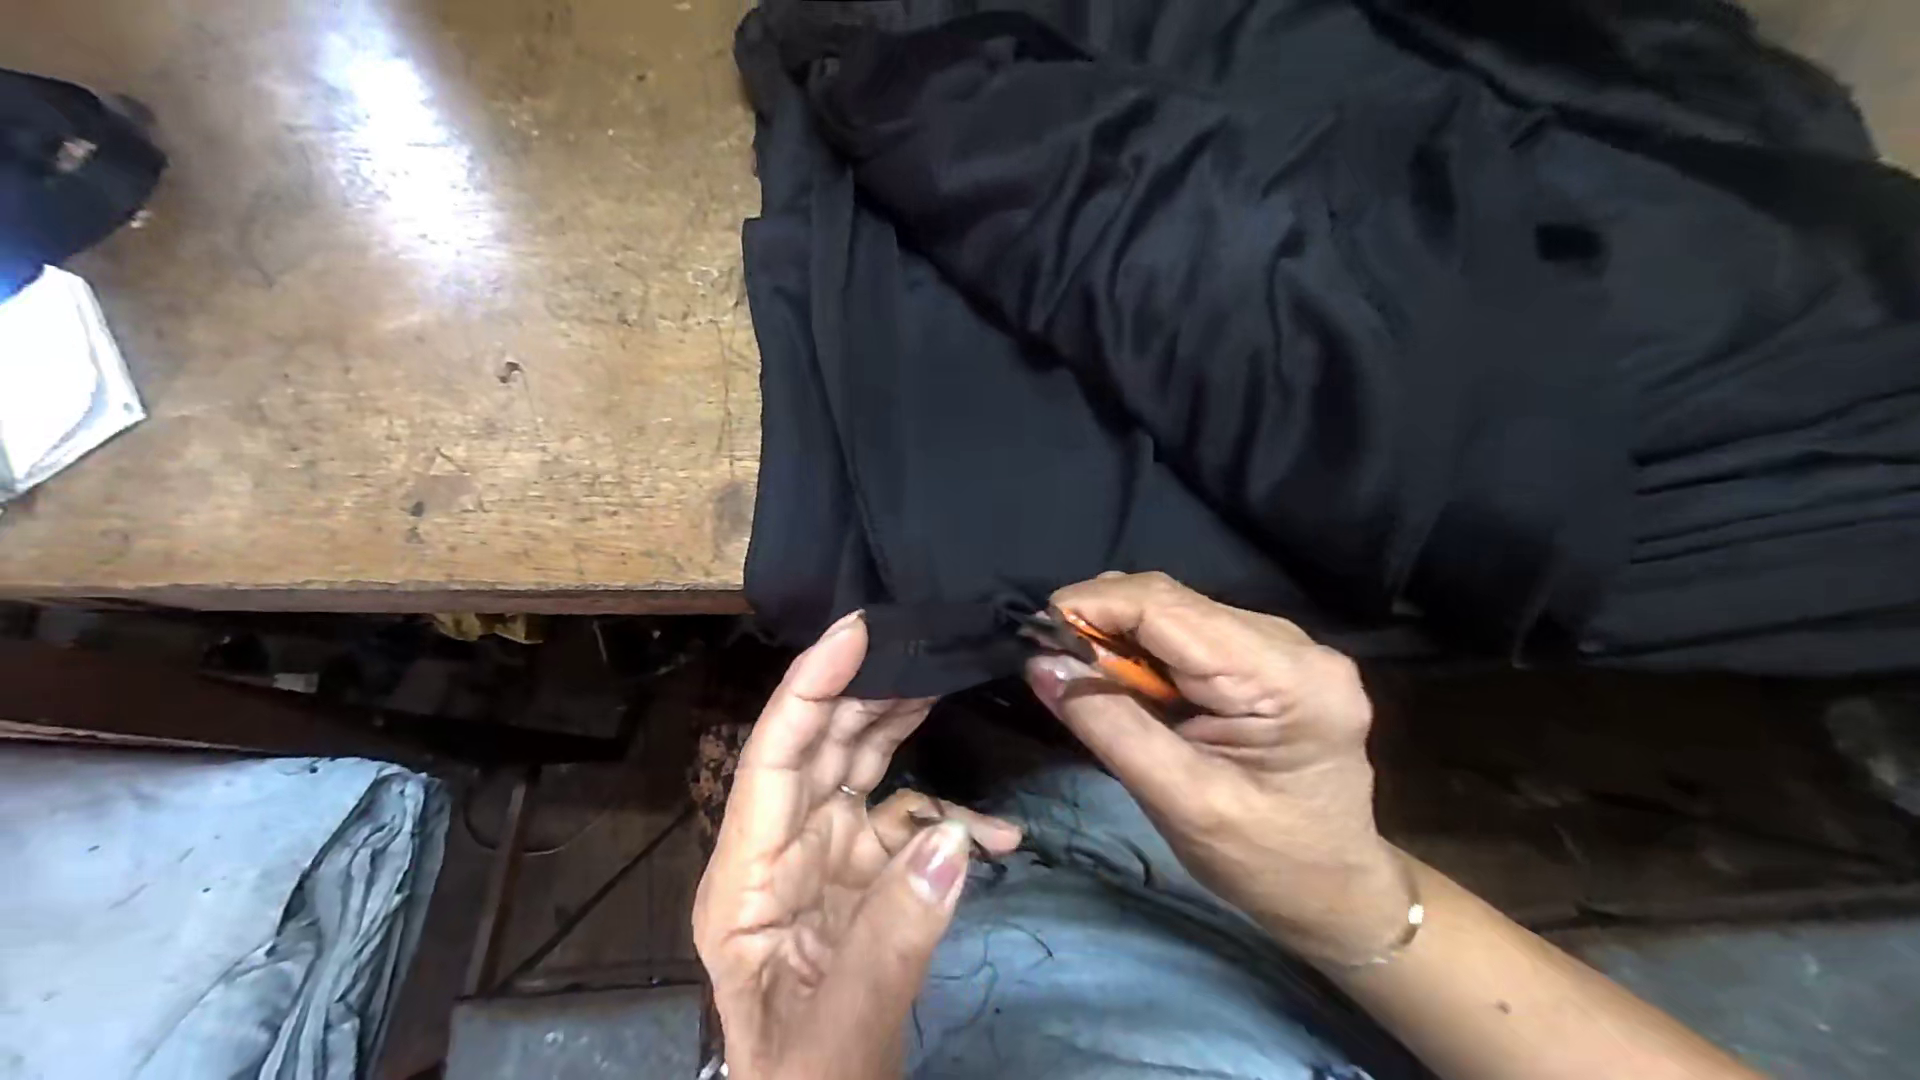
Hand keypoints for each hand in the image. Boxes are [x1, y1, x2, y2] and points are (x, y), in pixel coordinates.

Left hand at [694, 611, 1022, 1079]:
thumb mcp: (838, 1040)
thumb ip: (893, 942)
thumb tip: (954, 840)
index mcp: (747, 880)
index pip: (772, 760)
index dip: (810, 688)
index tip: (855, 631)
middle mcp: (782, 852)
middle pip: (821, 748)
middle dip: (867, 692)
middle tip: (921, 648)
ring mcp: (825, 860)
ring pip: (861, 768)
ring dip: (903, 727)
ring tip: (947, 685)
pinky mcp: (864, 876)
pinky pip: (907, 824)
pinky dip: (951, 819)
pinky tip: (1001, 835)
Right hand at [1024, 572, 1407, 965]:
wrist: (1334, 888)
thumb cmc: (1264, 862)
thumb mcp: (1179, 802)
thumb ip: (1108, 726)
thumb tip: (1040, 663)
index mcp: (1286, 679)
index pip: (1169, 607)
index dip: (1094, 604)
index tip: (1037, 631)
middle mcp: (1289, 643)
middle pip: (1170, 599)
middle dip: (1101, 618)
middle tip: (1053, 658)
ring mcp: (1281, 644)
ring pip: (1173, 608)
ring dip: (1117, 632)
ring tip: (1084, 674)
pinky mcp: (1264, 654)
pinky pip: (1185, 628)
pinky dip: (1141, 646)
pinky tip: (1127, 681)